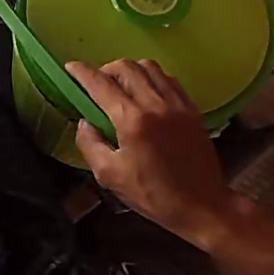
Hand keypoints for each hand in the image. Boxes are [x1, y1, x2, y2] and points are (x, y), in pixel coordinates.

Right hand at [66, 60, 245, 249]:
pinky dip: (152, 78)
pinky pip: (168, 79)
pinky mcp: (192, 109)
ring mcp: (178, 104)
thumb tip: (84, 122)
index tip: (70, 67)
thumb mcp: (109, 175)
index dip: (81, 72)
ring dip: (130, 70)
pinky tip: (146, 93)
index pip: (100, 84)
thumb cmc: (153, 194)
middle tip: (96, 84)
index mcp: (132, 120)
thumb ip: (89, 143)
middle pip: (126, 67)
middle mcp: (156, 104)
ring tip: (121, 86)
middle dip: (105, 69)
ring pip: (149, 67)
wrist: (204, 207)